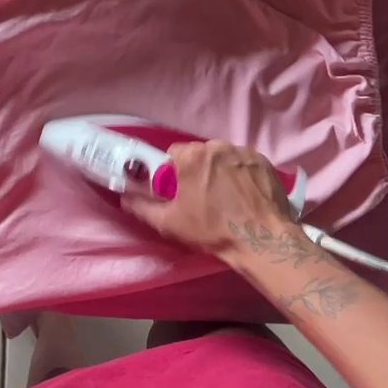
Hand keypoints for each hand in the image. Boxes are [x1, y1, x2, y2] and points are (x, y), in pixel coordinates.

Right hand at [122, 140, 302, 263]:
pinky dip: (242, 174)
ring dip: (221, 171)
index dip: (174, 174)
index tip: (180, 192)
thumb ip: (143, 207)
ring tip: (228, 198)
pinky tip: (246, 195)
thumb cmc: (213, 230)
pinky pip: (244, 162)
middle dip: (198, 171)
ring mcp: (242, 151)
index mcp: (191, 156)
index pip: (173, 155)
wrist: (263, 241)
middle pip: (199, 154)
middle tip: (204, 198)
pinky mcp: (263, 160)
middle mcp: (216, 146)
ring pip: (222, 157)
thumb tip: (124, 198)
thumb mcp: (171, 223)